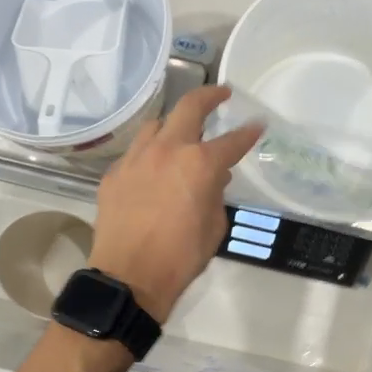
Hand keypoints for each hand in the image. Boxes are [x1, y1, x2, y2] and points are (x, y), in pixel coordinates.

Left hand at [90, 86, 262, 322]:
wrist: (129, 277)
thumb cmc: (181, 257)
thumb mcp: (214, 227)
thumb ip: (216, 195)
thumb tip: (214, 178)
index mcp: (200, 164)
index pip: (232, 140)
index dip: (248, 133)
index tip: (257, 124)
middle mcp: (167, 150)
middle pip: (189, 107)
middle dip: (209, 96)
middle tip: (220, 95)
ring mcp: (136, 159)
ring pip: (156, 125)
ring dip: (172, 124)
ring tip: (181, 133)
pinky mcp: (114, 174)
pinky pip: (135, 153)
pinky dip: (149, 154)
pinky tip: (153, 168)